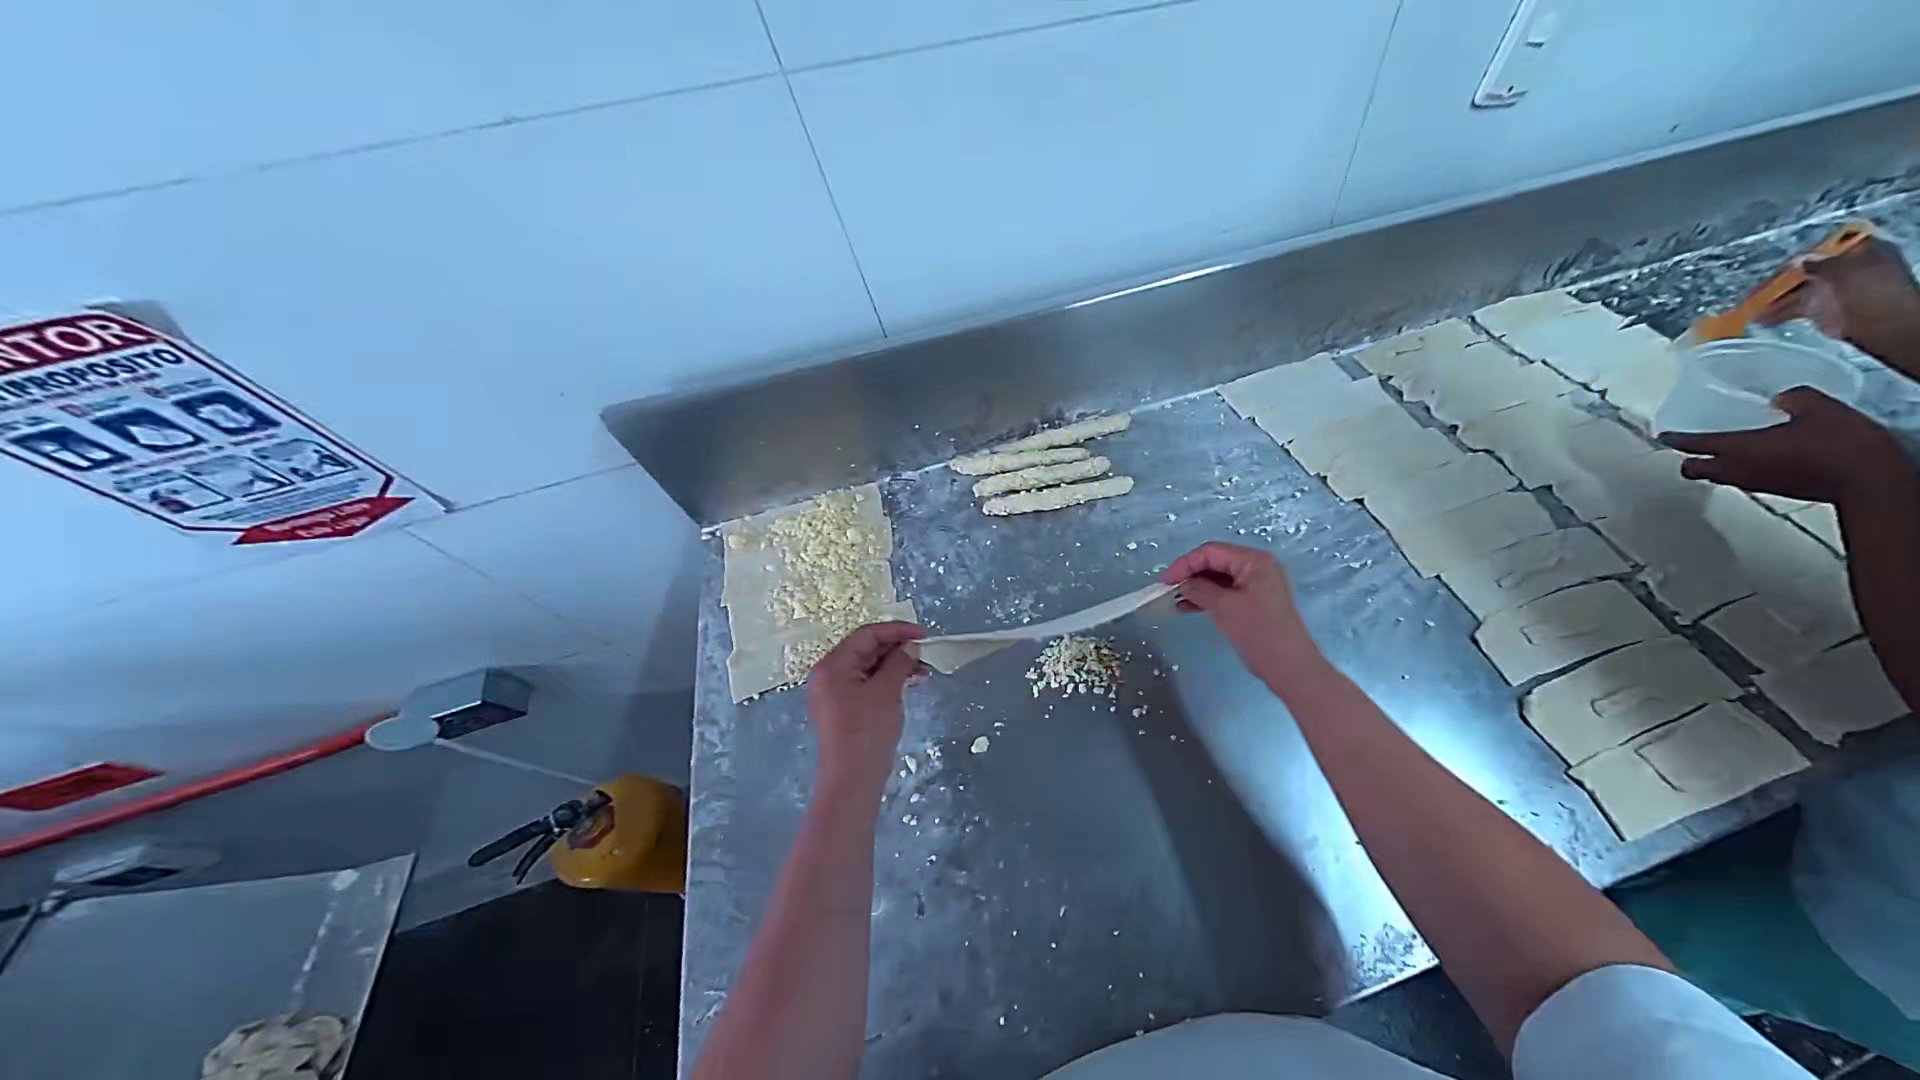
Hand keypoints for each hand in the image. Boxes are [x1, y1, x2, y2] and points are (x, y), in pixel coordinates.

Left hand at [807, 622, 924, 785]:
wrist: (851, 781)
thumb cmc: (866, 732)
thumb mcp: (886, 691)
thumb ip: (899, 663)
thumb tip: (909, 646)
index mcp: (832, 665)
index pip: (866, 635)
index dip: (896, 631)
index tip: (923, 634)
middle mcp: (827, 675)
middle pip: (864, 649)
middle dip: (896, 648)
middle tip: (925, 653)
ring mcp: (833, 694)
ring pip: (867, 668)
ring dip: (894, 665)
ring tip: (923, 671)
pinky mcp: (842, 710)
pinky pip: (865, 684)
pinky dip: (886, 680)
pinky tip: (907, 683)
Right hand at [1163, 542, 1322, 684]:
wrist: (1290, 667)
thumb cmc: (1259, 632)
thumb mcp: (1223, 607)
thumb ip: (1199, 589)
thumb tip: (1182, 583)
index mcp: (1254, 561)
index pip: (1211, 552)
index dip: (1185, 564)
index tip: (1165, 581)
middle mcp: (1258, 566)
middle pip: (1216, 562)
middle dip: (1190, 574)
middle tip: (1169, 589)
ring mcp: (1259, 584)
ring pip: (1219, 577)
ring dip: (1197, 586)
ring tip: (1176, 600)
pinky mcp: (1256, 600)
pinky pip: (1226, 591)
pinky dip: (1208, 597)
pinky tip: (1189, 607)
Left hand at [1660, 387, 1913, 504]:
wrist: (1870, 481)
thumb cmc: (1840, 445)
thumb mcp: (1820, 410)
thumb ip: (1794, 398)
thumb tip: (1780, 396)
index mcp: (1735, 449)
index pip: (1692, 444)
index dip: (1674, 439)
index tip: (1663, 435)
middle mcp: (1734, 469)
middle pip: (1693, 468)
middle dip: (1687, 459)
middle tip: (1692, 447)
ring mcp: (1752, 483)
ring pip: (1716, 477)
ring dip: (1713, 466)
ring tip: (1723, 453)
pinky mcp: (1774, 491)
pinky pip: (1742, 481)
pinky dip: (1738, 472)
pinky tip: (1757, 461)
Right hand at [1757, 236, 1919, 380]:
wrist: (1882, 324)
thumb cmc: (1871, 292)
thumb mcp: (1845, 270)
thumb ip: (1821, 263)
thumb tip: (1797, 262)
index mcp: (1859, 254)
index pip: (1821, 251)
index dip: (1798, 260)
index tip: (1777, 272)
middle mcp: (1844, 270)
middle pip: (1802, 274)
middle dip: (1776, 285)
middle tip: (1751, 296)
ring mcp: (1832, 291)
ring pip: (1793, 293)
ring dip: (1770, 302)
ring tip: (1748, 312)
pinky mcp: (1821, 310)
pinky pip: (1793, 309)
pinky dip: (1776, 314)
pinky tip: (1760, 321)